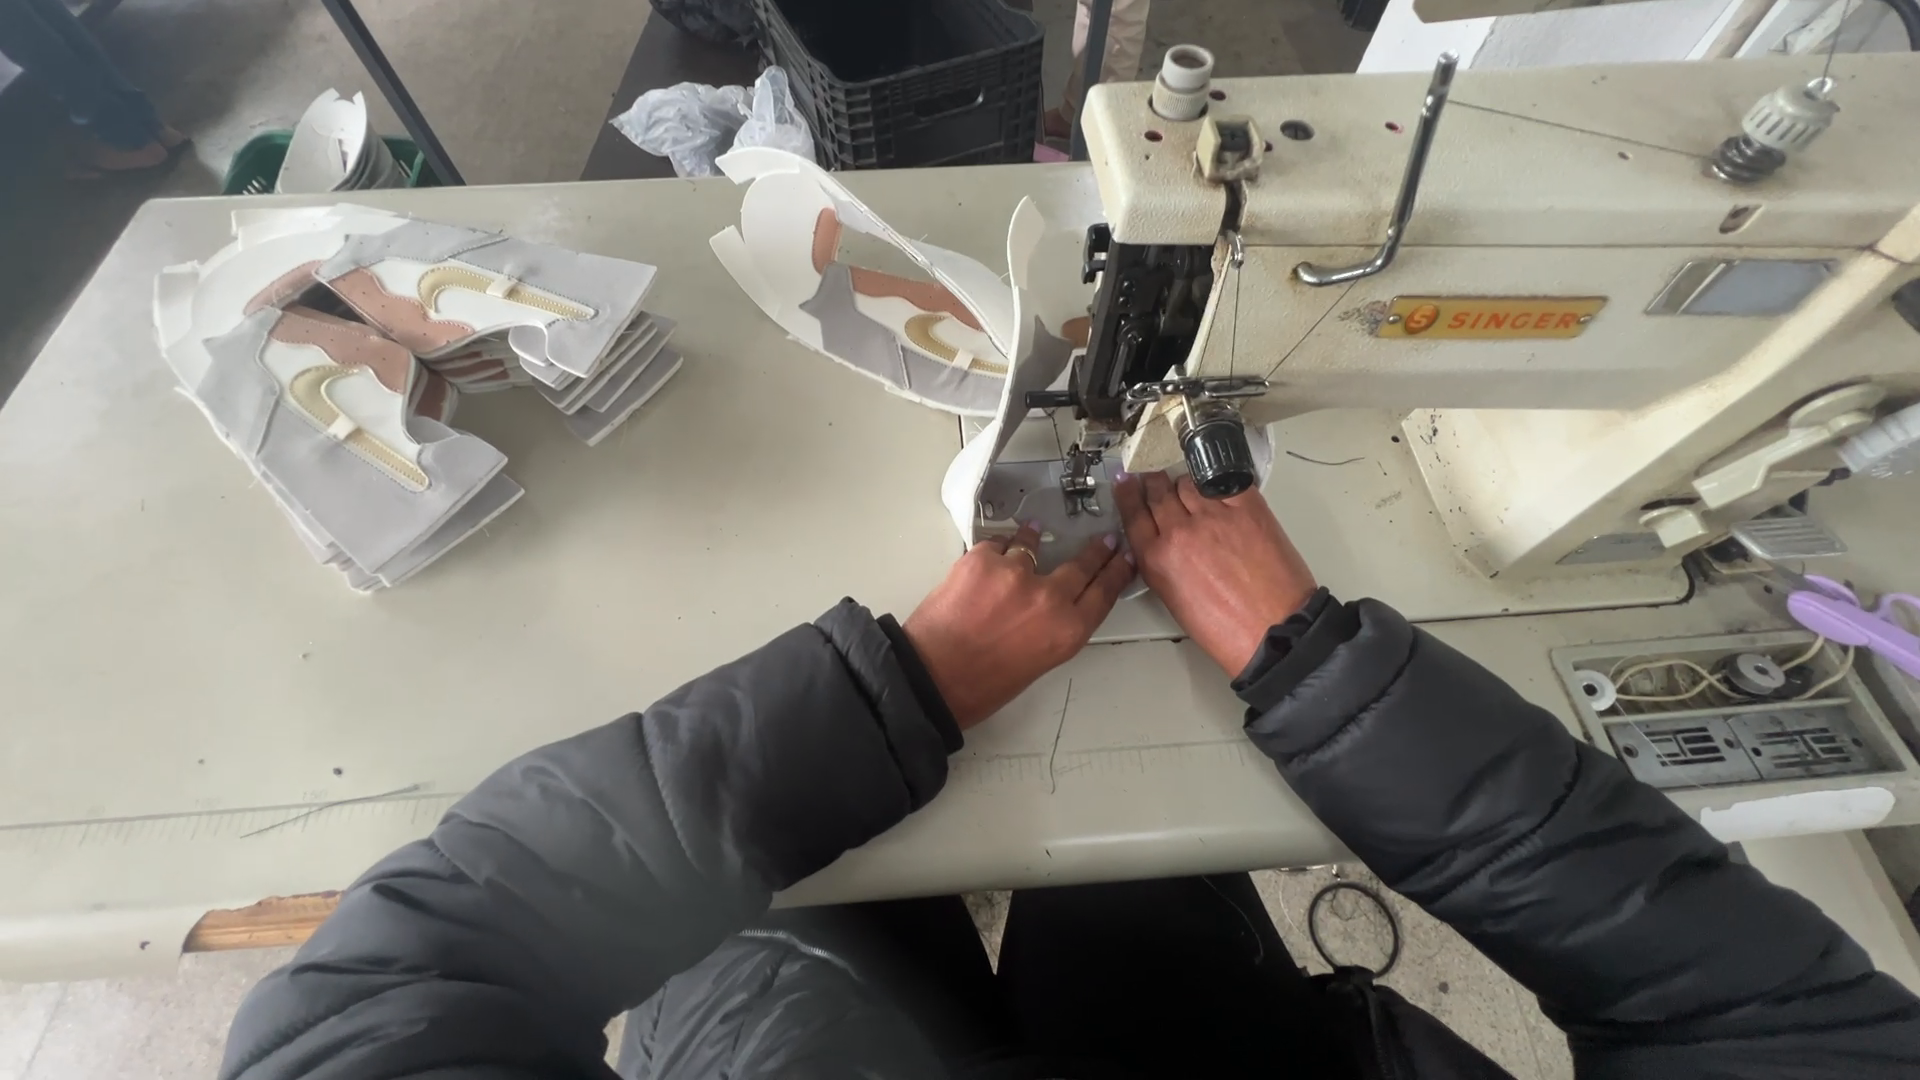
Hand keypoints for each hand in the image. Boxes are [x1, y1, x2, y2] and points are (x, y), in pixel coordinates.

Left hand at [903, 523, 1134, 728]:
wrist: (933, 677)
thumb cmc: (983, 684)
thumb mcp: (1039, 662)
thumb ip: (1055, 629)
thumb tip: (1054, 606)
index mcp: (1067, 631)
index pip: (1104, 592)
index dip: (1116, 572)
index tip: (1123, 557)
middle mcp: (1049, 598)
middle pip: (1081, 566)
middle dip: (1094, 551)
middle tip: (1103, 540)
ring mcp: (1014, 573)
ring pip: (1033, 546)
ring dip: (1034, 541)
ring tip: (1034, 534)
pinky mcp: (982, 559)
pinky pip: (998, 543)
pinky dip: (997, 549)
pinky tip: (993, 555)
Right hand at [1116, 472, 1317, 677]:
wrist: (1274, 632)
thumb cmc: (1225, 627)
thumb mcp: (1172, 597)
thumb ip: (1159, 562)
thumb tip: (1159, 537)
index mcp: (1156, 559)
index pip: (1132, 513)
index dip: (1127, 492)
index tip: (1126, 482)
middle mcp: (1180, 532)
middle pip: (1157, 491)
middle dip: (1153, 483)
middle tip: (1154, 477)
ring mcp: (1214, 517)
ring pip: (1187, 482)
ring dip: (1185, 485)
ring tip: (1192, 492)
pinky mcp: (1248, 509)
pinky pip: (1222, 481)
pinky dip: (1215, 482)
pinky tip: (1216, 487)